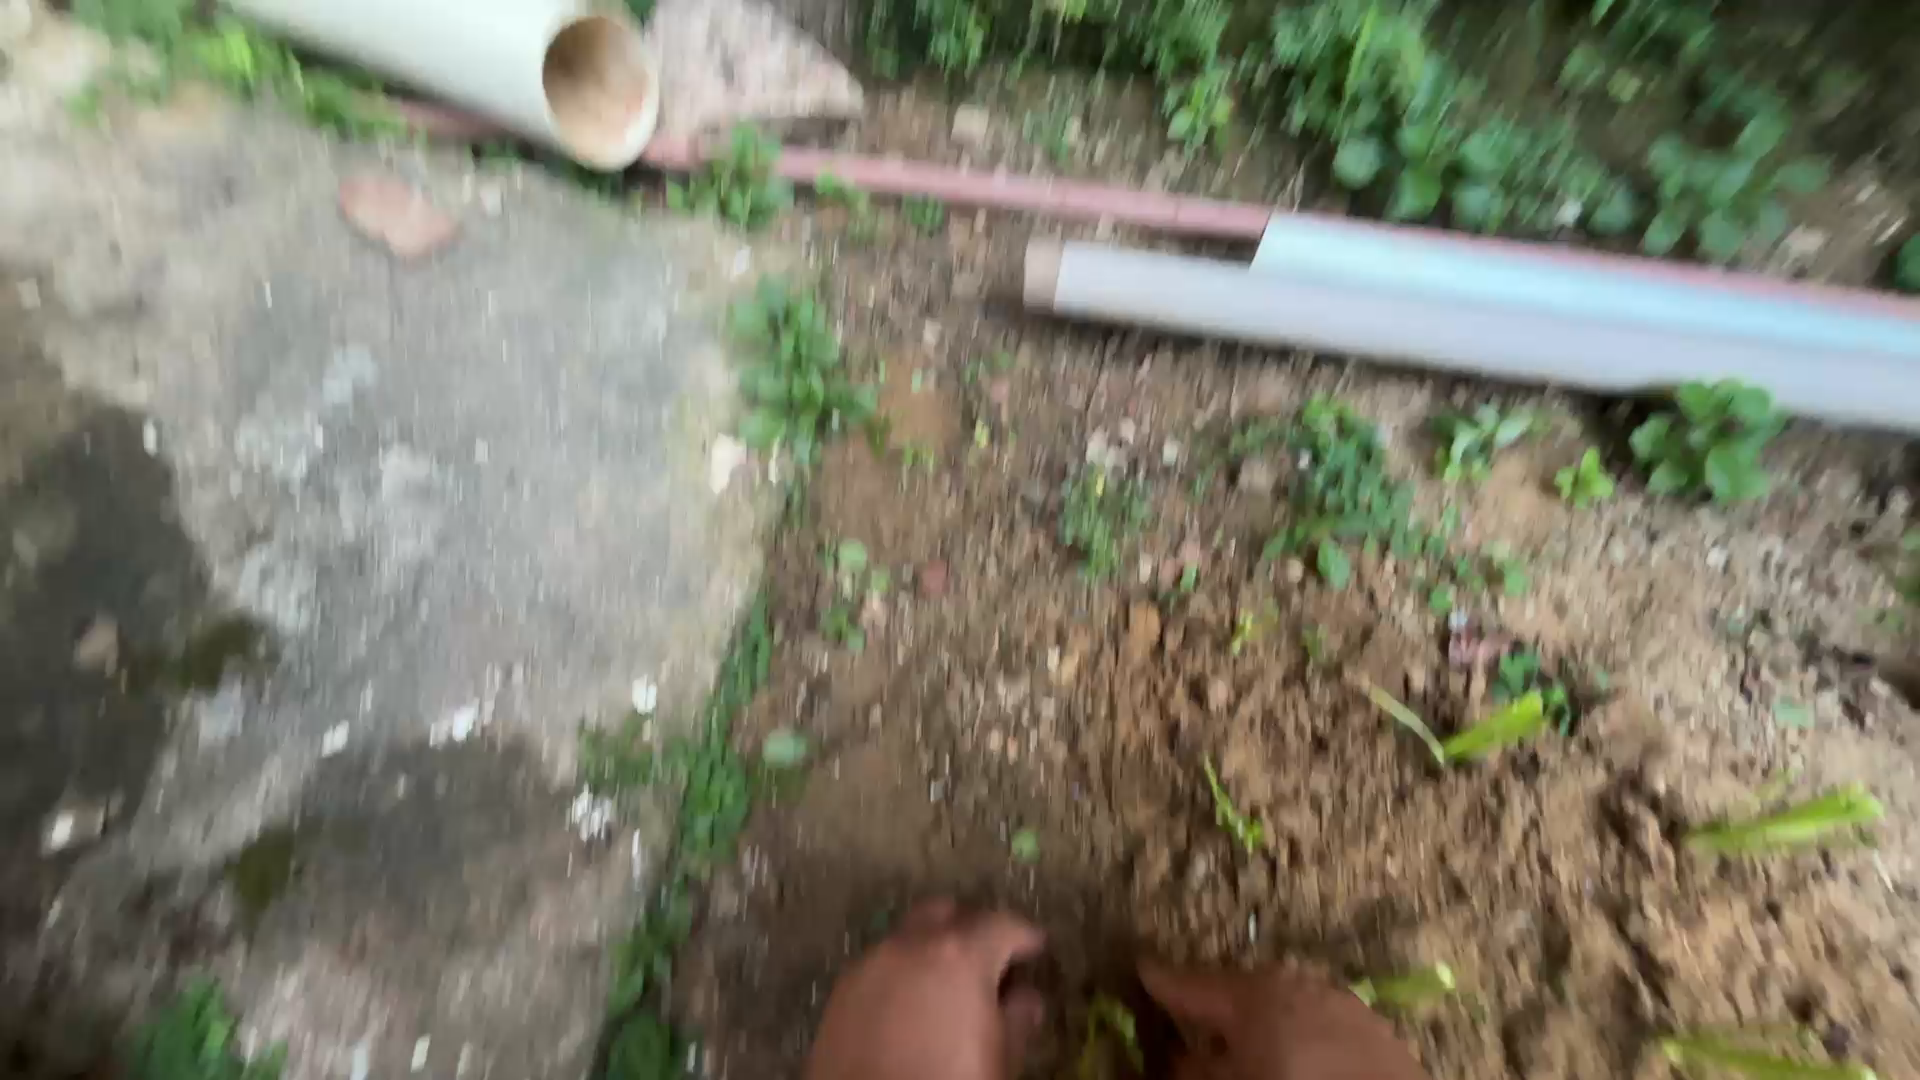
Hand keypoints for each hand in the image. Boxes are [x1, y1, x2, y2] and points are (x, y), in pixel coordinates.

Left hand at [805, 899, 1046, 1079]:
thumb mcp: (998, 1061)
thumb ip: (1016, 1021)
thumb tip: (1025, 999)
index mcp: (960, 953)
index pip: (1002, 925)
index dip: (1024, 936)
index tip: (1037, 947)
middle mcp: (913, 943)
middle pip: (949, 914)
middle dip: (972, 930)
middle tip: (989, 962)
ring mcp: (873, 961)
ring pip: (910, 935)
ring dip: (933, 949)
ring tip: (947, 986)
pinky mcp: (843, 988)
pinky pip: (881, 962)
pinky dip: (902, 971)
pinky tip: (910, 1005)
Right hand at [1142, 963, 1430, 1079]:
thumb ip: (1198, 1070)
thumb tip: (1174, 1062)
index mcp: (1252, 992)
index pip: (1190, 982)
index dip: (1161, 980)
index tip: (1140, 968)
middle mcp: (1293, 983)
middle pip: (1236, 993)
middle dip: (1214, 1013)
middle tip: (1192, 1031)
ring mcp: (1338, 1003)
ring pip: (1281, 1006)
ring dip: (1258, 1027)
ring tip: (1246, 1054)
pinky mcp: (1376, 1032)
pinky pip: (1319, 1024)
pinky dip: (1299, 1039)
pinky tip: (1298, 1063)